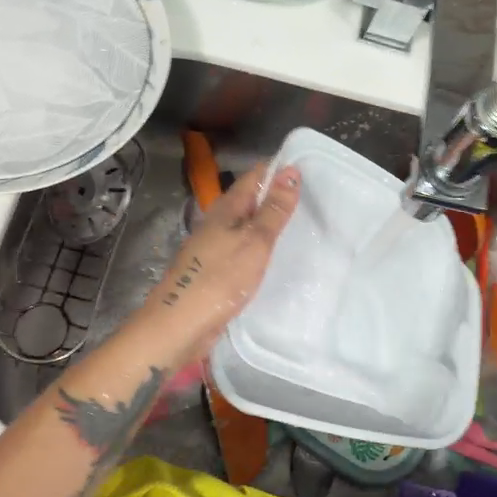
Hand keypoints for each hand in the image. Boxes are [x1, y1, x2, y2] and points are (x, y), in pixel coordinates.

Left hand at [135, 162, 301, 362]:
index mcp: (226, 208)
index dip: (281, 170)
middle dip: (280, 197)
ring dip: (272, 224)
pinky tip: (280, 259)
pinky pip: (245, 250)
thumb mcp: (254, 241)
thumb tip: (291, 169)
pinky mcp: (217, 271)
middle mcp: (219, 222)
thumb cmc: (219, 279)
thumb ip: (273, 209)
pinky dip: (263, 248)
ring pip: (249, 226)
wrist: (178, 326)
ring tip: (306, 227)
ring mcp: (216, 247)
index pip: (256, 175)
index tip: (313, 170)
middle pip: (252, 200)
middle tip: (318, 200)